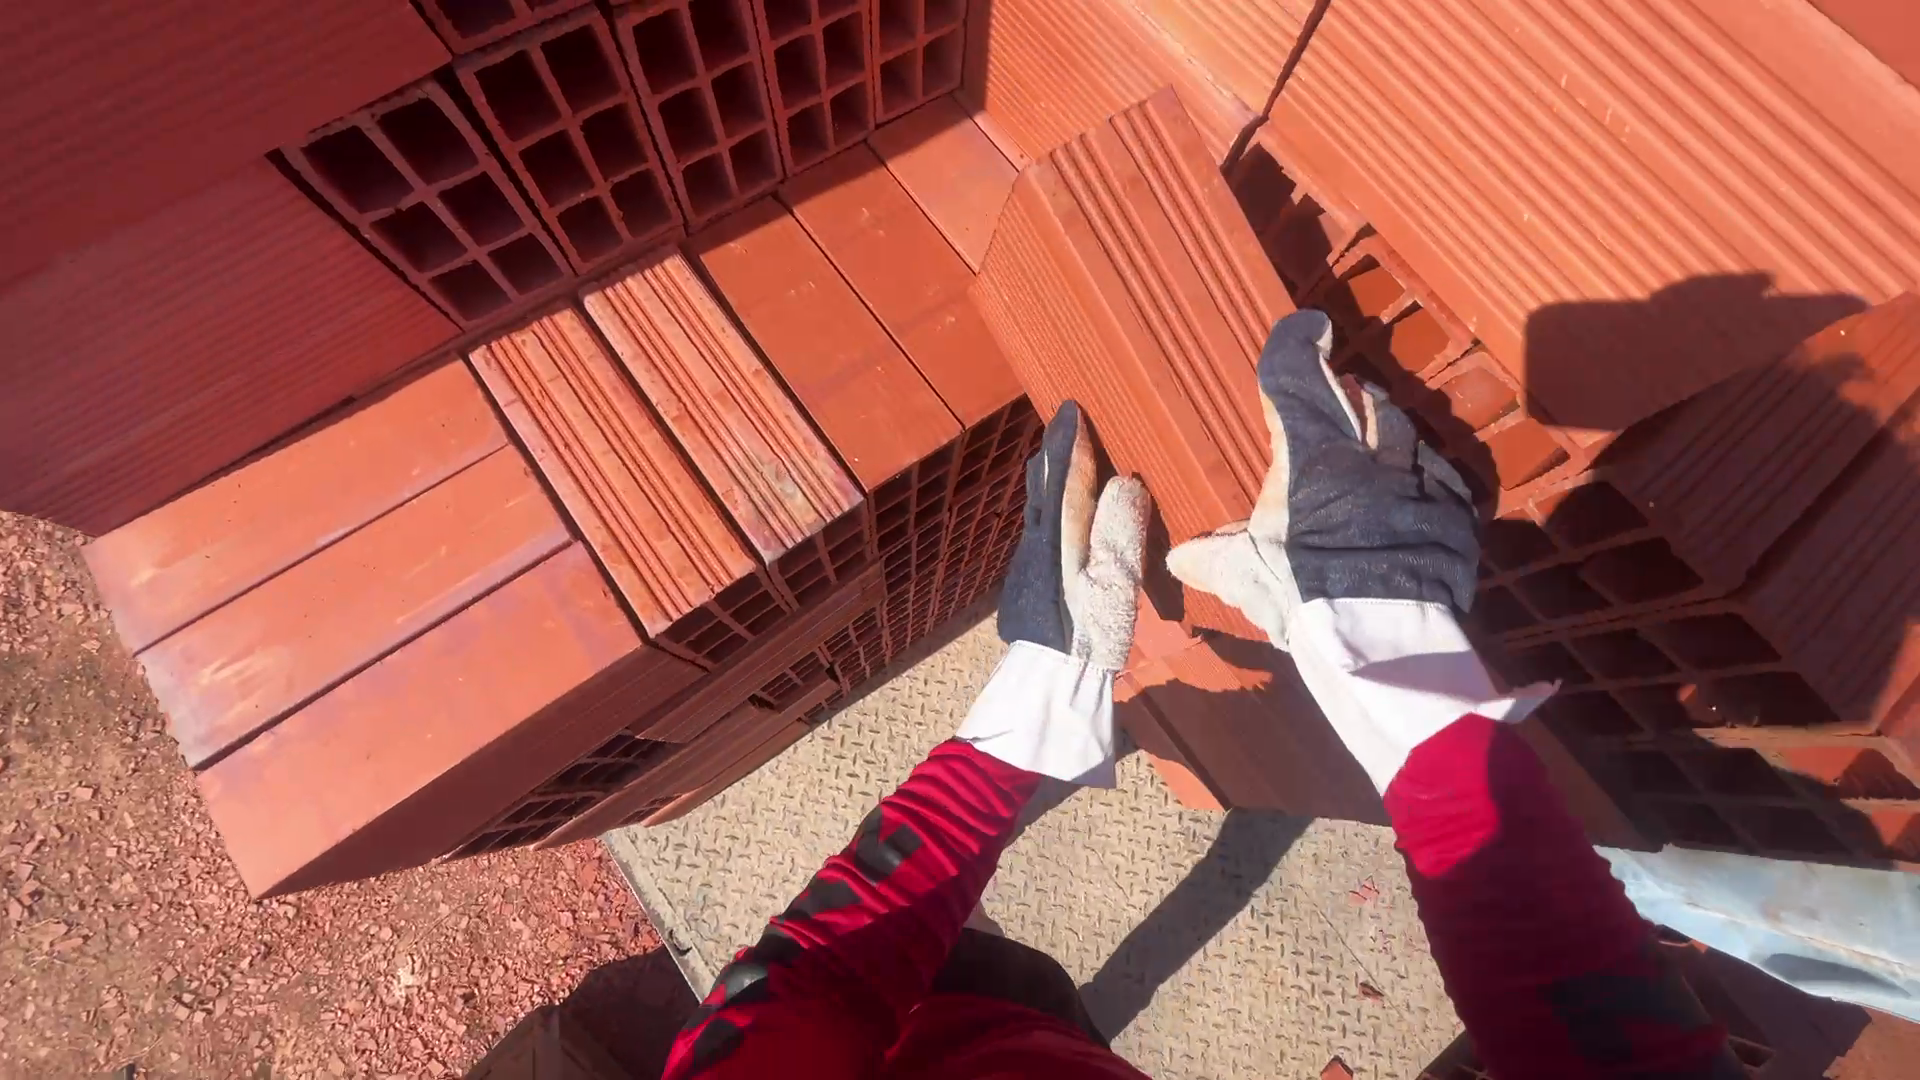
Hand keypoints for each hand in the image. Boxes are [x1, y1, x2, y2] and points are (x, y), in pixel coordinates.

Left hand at [998, 400, 1149, 669]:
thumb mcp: (1115, 583)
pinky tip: (1061, 513)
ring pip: (1038, 507)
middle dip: (1053, 455)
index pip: (1064, 477)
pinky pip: (1040, 526)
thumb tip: (1126, 481)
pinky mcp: (1027, 579)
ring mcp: (1027, 562)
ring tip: (1061, 458)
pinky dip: (1051, 505)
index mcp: (1057, 537)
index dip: (1069, 442)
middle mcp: (1036, 542)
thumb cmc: (1090, 632)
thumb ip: (1120, 531)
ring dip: (1050, 480)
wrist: (1050, 679)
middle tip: (1063, 425)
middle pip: (1042, 487)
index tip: (1071, 409)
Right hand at [1167, 311, 1547, 789]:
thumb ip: (1211, 560)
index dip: (1293, 351)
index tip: (1302, 329)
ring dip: (1384, 431)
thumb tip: (1180, 560)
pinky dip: (1421, 474)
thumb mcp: (1245, 575)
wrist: (1381, 638)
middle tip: (1337, 396)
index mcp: (1313, 461)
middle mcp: (1370, 458)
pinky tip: (1412, 487)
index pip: (1297, 386)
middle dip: (1347, 394)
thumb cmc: (1303, 592)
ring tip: (1371, 441)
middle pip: (1364, 402)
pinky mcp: (1456, 516)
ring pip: (1406, 434)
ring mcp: (1420, 483)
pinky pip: (1441, 478)